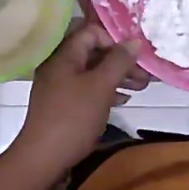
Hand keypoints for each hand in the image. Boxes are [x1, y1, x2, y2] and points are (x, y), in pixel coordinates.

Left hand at [13, 21, 143, 173]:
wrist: (43, 157)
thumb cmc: (73, 117)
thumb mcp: (100, 86)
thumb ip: (118, 61)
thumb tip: (134, 41)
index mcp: (64, 55)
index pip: (90, 32)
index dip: (114, 40)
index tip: (134, 56)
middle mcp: (59, 65)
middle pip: (93, 52)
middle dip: (120, 61)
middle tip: (145, 75)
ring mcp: (58, 86)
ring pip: (91, 72)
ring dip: (116, 77)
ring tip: (141, 87)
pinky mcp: (62, 104)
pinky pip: (86, 89)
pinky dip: (105, 91)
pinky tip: (123, 100)